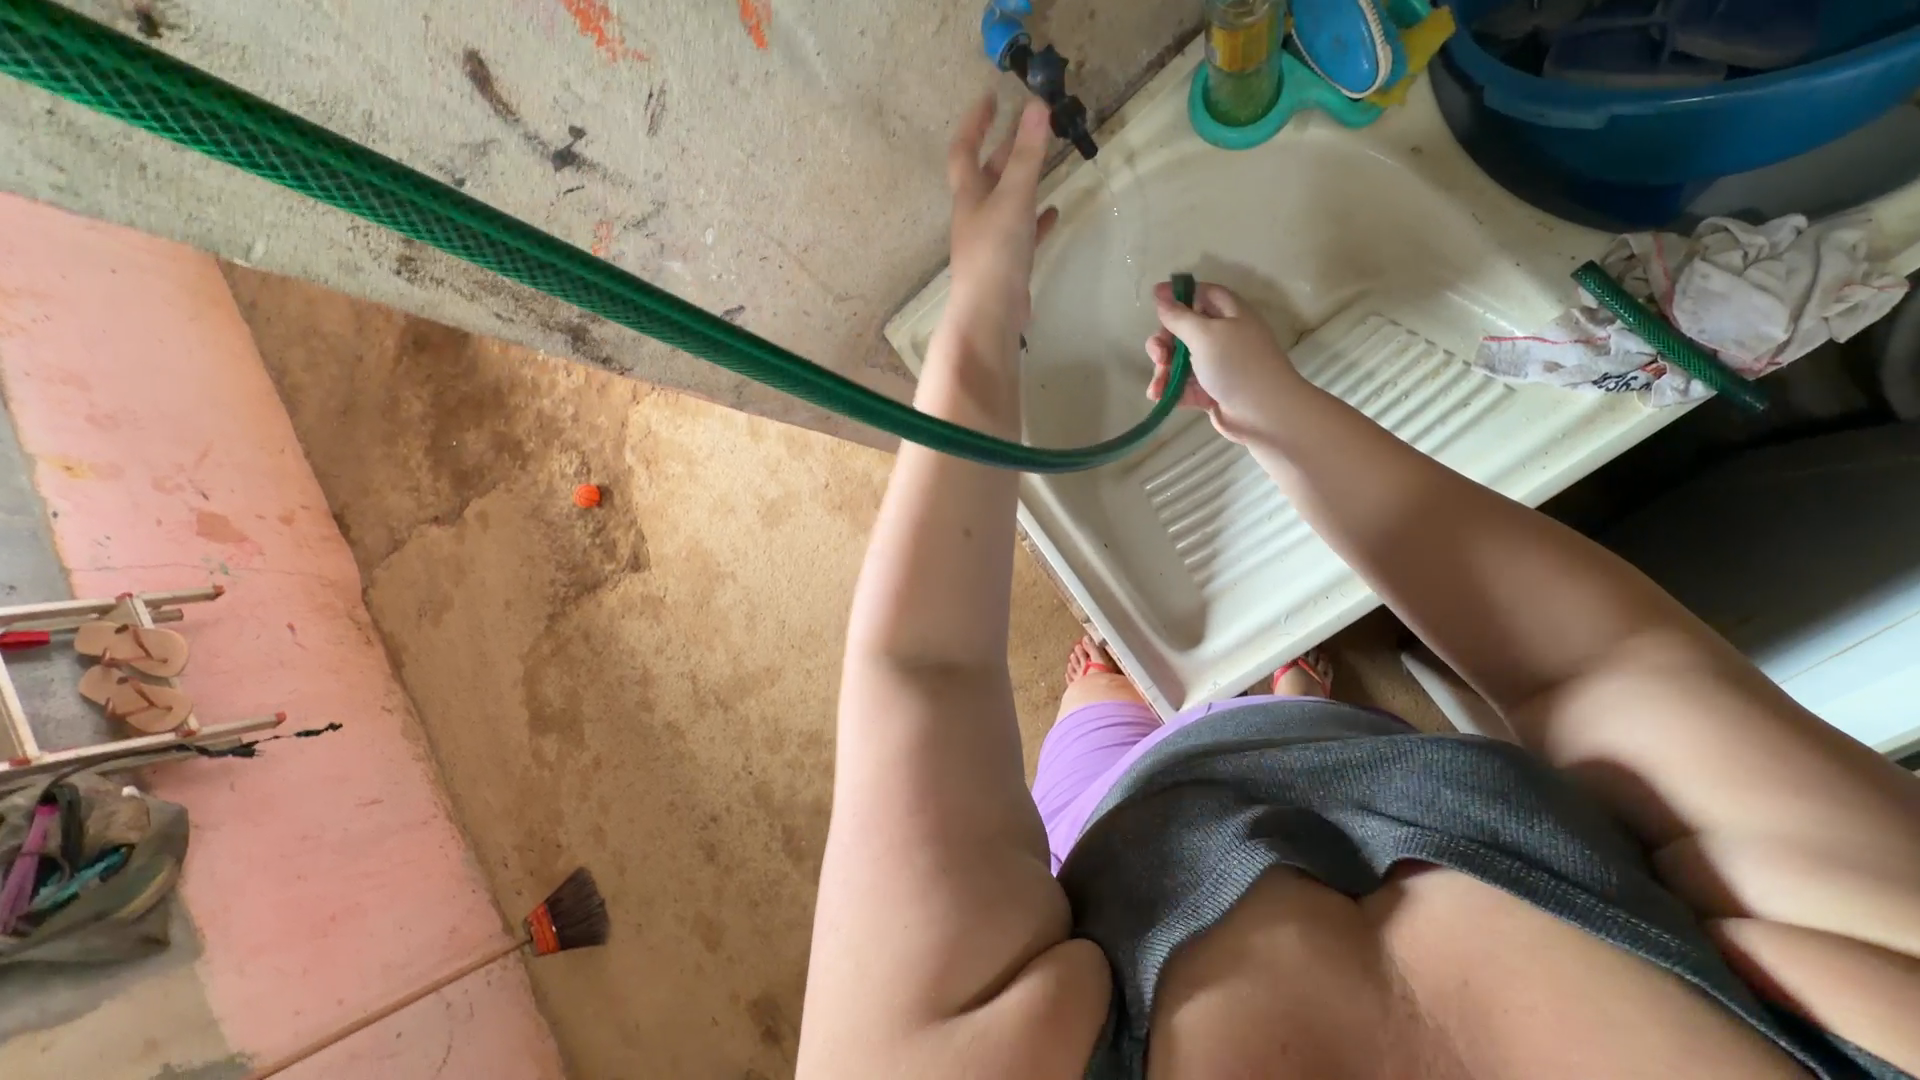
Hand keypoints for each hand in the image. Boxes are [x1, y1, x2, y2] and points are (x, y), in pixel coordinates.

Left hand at [943, 95, 1060, 354]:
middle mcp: (976, 215)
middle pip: (988, 174)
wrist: (990, 315)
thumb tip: (1037, 105)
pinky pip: (1023, 233)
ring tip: (1045, 161)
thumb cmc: (995, 254)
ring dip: (1023, 180)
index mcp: (969, 196)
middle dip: (1005, 148)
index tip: (991, 97)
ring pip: (1007, 201)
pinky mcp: (1008, 264)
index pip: (965, 149)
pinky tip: (1053, 212)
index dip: (976, 122)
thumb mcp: (1013, 198)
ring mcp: (991, 241)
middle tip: (1028, 126)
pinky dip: (1037, 219)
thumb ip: (1027, 155)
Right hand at [1145, 281, 1303, 442]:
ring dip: (1162, 370)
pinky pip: (1182, 384)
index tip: (1154, 301)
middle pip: (1183, 330)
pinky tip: (1157, 396)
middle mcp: (1222, 336)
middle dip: (1164, 342)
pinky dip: (1169, 389)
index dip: (1178, 295)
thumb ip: (1179, 316)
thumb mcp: (1205, 334)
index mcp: (1228, 313)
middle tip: (1159, 356)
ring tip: (1158, 385)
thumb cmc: (1237, 365)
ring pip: (1178, 360)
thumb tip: (1160, 294)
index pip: (1201, 294)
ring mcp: (1215, 365)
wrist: (1264, 413)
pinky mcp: (1209, 390)